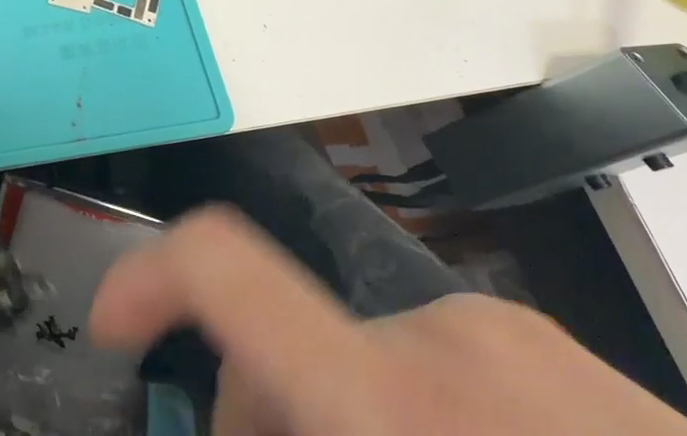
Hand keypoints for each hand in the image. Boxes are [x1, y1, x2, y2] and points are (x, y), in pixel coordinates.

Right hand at [88, 207, 686, 434]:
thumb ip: (267, 421)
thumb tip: (228, 407)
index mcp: (384, 400)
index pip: (217, 266)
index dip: (140, 278)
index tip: (114, 329)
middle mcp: (439, 337)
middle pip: (275, 329)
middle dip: (256, 407)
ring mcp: (511, 336)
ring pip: (354, 351)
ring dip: (334, 414)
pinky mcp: (572, 353)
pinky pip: (437, 364)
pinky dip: (410, 415)